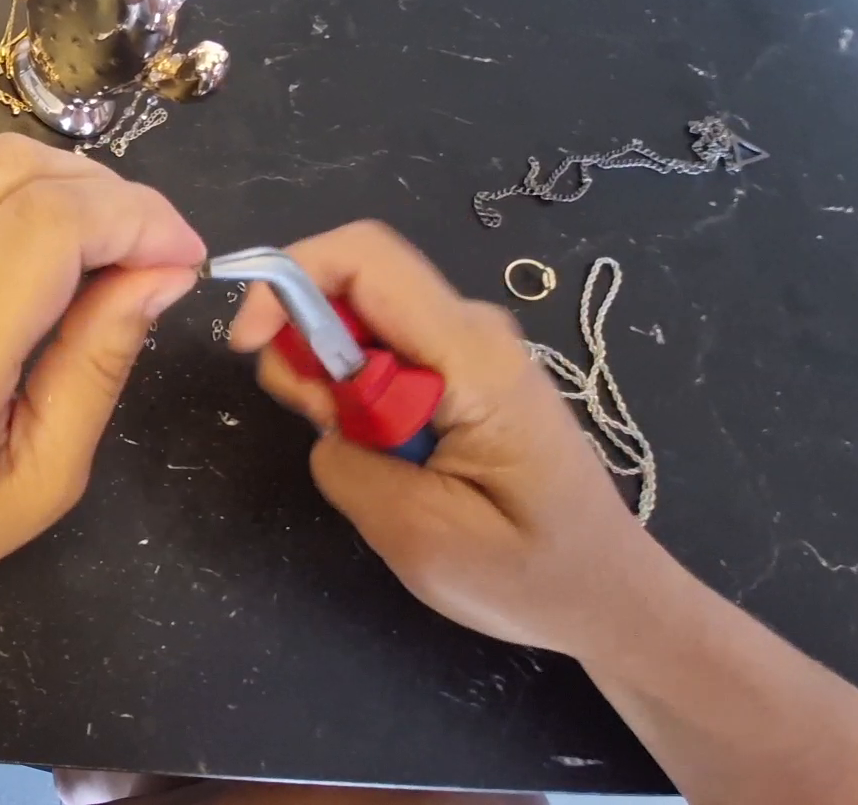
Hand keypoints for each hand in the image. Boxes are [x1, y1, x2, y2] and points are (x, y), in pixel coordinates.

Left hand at [0, 134, 204, 616]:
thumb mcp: (43, 481)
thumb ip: (100, 365)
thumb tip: (161, 270)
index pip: (39, 237)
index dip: (130, 219)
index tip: (181, 251)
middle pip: (6, 176)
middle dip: (105, 192)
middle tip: (149, 243)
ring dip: (58, 177)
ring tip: (99, 235)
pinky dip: (6, 183)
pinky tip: (34, 230)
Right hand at [228, 221, 660, 656]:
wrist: (610, 595)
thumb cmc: (533, 576)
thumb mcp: (420, 538)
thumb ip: (347, 465)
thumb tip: (325, 420)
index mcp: (474, 360)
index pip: (364, 261)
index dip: (287, 279)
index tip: (247, 344)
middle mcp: (469, 330)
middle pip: (345, 285)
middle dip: (299, 342)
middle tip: (318, 421)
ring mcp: (462, 344)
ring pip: (348, 317)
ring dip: (319, 373)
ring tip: (357, 446)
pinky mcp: (450, 364)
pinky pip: (367, 346)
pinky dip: (340, 386)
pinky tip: (374, 443)